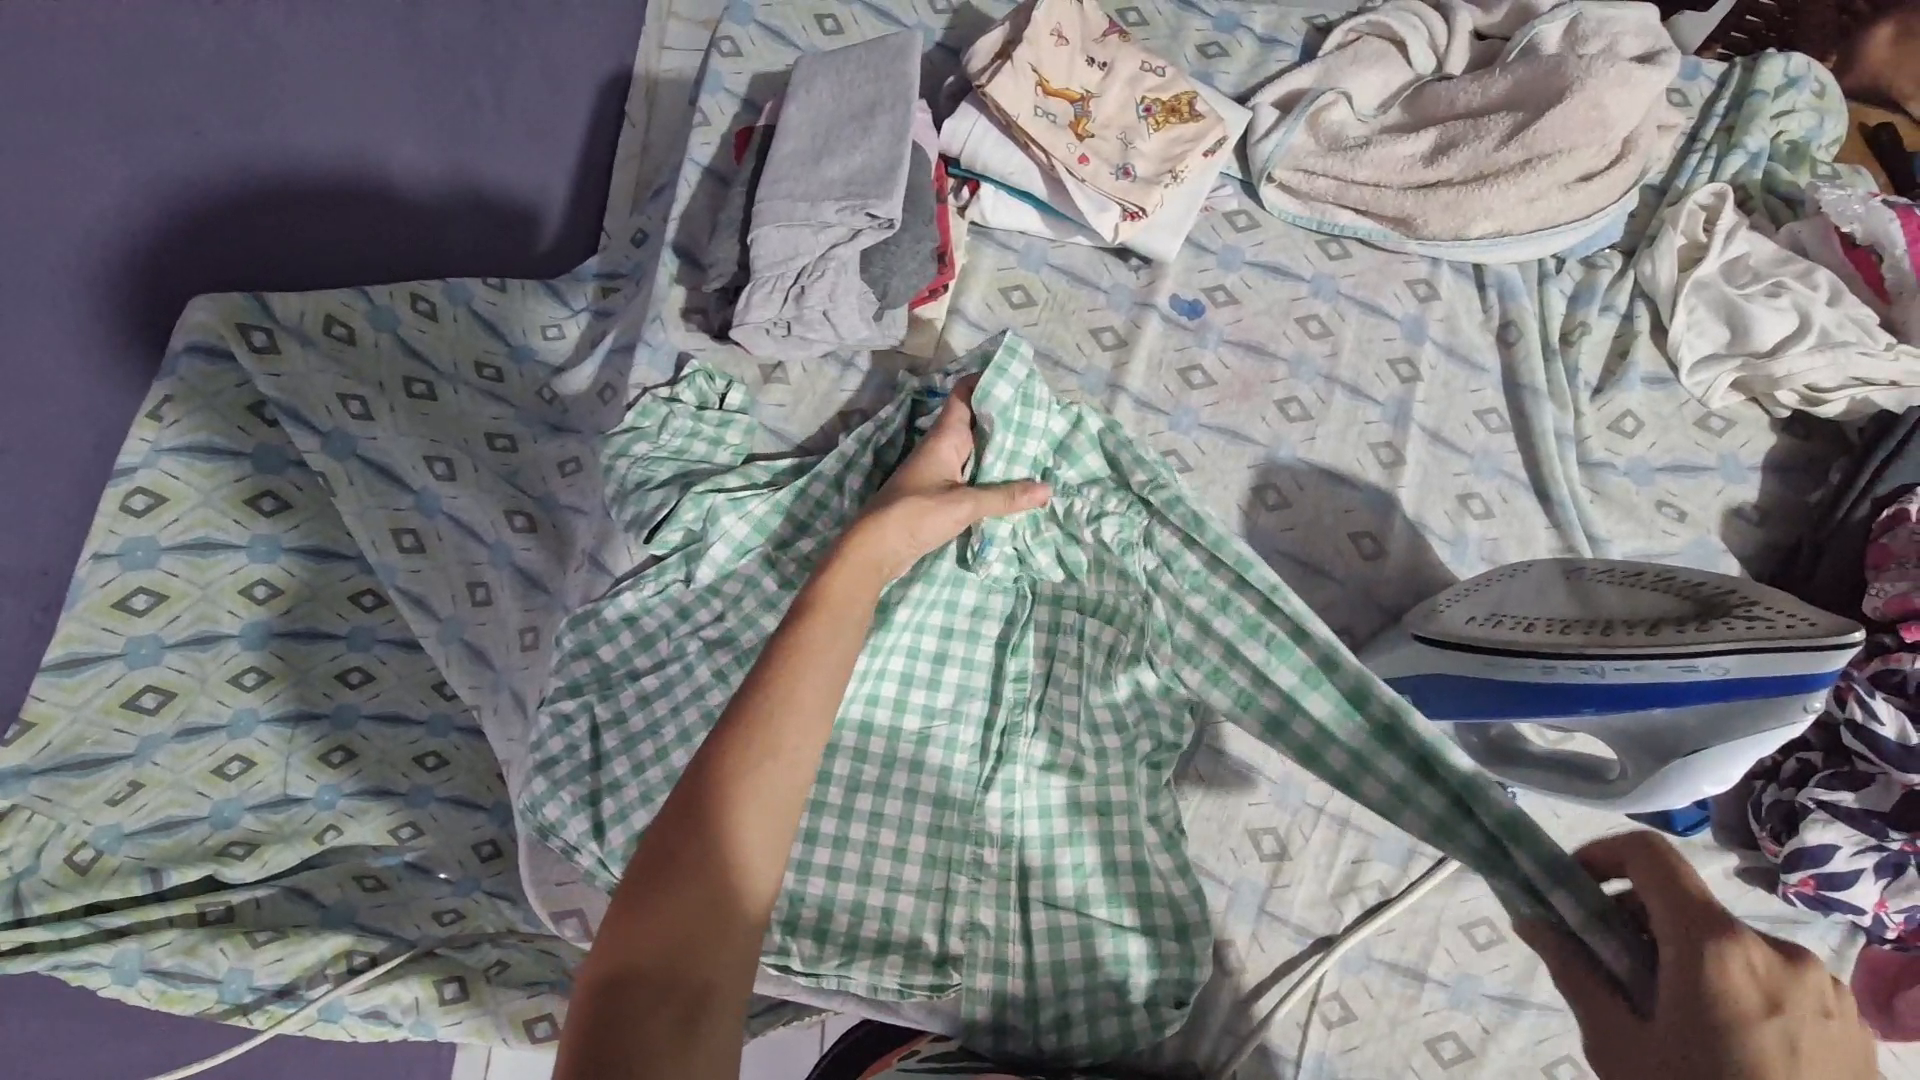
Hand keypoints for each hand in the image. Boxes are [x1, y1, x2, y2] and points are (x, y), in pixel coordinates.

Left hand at [837, 374, 1050, 583]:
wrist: (876, 548)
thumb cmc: (915, 514)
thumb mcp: (964, 504)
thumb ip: (1005, 497)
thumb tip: (1047, 489)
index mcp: (944, 437)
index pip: (964, 394)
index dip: (987, 381)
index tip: (1018, 380)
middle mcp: (942, 449)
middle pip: (976, 424)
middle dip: (1005, 419)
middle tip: (1042, 418)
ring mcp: (940, 473)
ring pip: (976, 453)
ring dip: (1000, 452)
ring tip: (1037, 448)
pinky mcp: (940, 496)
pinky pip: (972, 479)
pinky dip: (991, 479)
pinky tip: (1014, 486)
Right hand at [1516, 831, 1875, 1079]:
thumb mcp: (1616, 1045)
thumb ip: (1573, 970)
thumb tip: (1530, 920)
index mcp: (1715, 947)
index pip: (1649, 855)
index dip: (1602, 855)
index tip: (1576, 889)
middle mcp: (1777, 951)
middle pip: (1687, 906)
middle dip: (1638, 924)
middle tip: (1614, 971)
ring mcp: (1826, 988)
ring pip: (1730, 944)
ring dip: (1688, 959)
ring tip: (1674, 1018)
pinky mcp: (1854, 1023)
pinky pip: (1776, 979)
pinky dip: (1736, 988)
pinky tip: (1728, 1043)